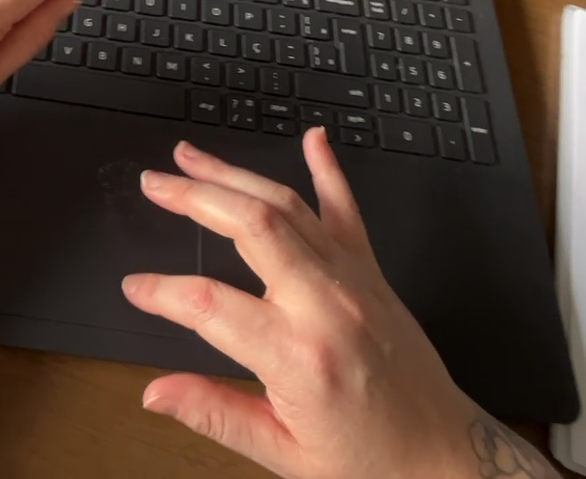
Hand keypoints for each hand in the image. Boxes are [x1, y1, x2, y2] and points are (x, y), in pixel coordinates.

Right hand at [121, 131, 557, 478]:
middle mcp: (325, 304)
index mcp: (299, 356)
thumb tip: (154, 393)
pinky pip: (346, 208)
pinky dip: (328, 168)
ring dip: (233, 174)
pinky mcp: (369, 269)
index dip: (163, 292)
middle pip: (250, 225)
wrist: (448, 460)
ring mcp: (350, 277)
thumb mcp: (284, 454)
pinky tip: (313, 139)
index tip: (136, 288)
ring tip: (191, 158)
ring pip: (286, 204)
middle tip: (155, 183)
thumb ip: (213, 412)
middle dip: (195, 195)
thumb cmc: (370, 462)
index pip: (211, 305)